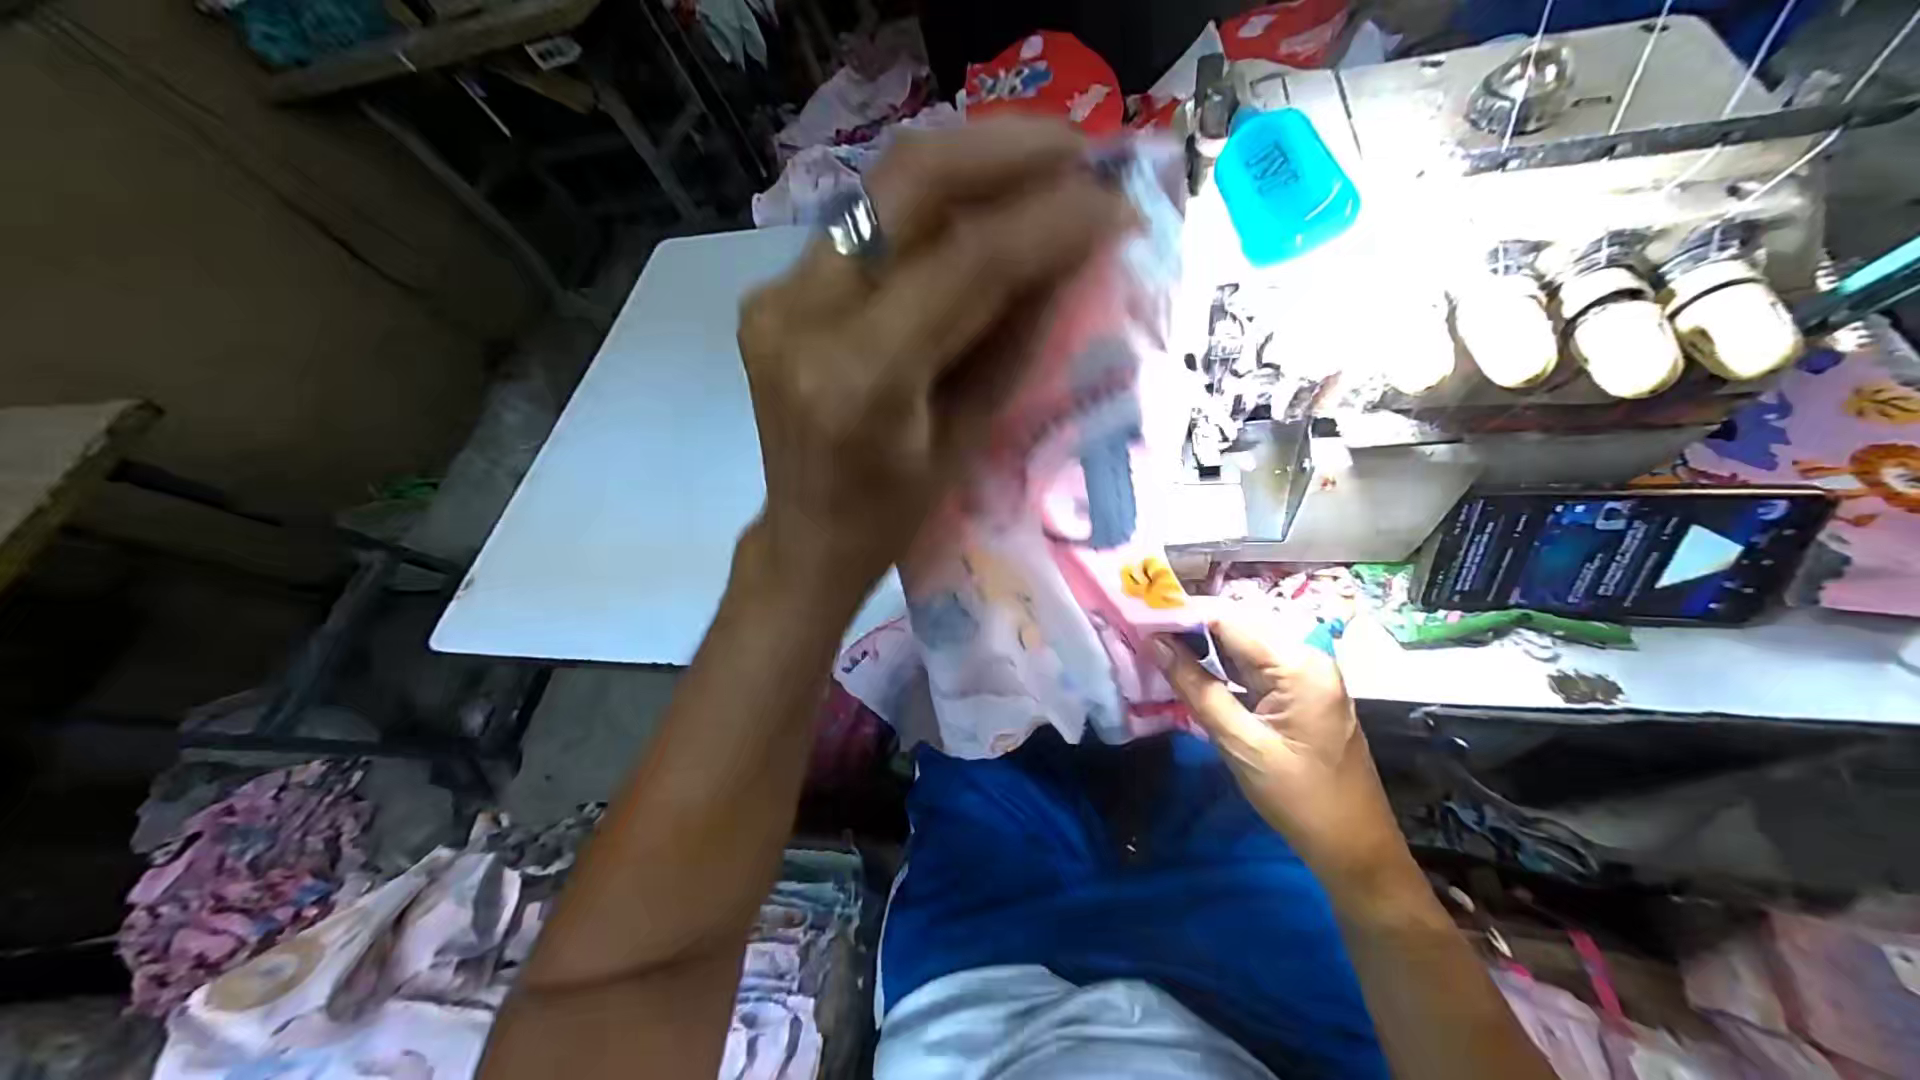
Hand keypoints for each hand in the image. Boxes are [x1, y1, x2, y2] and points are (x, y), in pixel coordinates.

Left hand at [736, 120, 1132, 606]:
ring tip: (1042, 164)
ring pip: (881, 191)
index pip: (967, 263)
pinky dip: (929, 208)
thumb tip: (1071, 253)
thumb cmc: (894, 518)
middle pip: (908, 185)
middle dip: (1005, 150)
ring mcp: (776, 297)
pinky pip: (863, 226)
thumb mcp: (968, 440)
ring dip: (969, 165)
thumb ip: (1014, 340)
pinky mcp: (772, 292)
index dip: (1049, 222)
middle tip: (1079, 150)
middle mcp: (804, 318)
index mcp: (860, 380)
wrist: (806, 539)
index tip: (1115, 203)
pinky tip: (979, 207)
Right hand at [1157, 616, 1410, 890]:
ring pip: (1243, 646)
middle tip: (1143, 633)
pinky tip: (1189, 671)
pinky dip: (1221, 668)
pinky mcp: (1299, 693)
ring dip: (1202, 647)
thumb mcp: (1240, 743)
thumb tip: (1155, 642)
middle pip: (1237, 626)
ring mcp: (1306, 675)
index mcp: (1299, 665)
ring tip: (1157, 647)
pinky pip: (1252, 668)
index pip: (1230, 620)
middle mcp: (1306, 658)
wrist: (1354, 848)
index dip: (1183, 615)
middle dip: (1189, 628)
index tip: (1141, 617)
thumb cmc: (1299, 798)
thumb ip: (1196, 687)